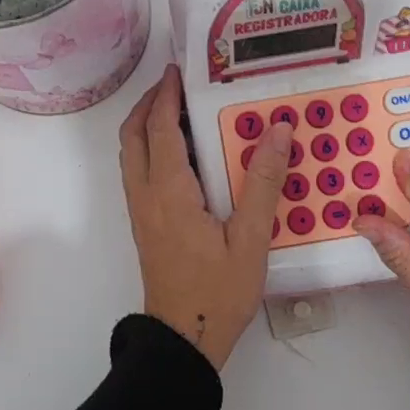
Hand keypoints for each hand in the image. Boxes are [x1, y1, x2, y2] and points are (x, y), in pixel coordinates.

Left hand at [119, 64, 290, 368]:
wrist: (183, 338)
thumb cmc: (218, 292)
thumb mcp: (251, 239)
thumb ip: (263, 182)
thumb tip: (277, 130)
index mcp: (169, 192)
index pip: (162, 129)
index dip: (168, 96)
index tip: (180, 71)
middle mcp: (146, 195)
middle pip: (134, 136)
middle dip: (150, 104)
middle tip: (177, 84)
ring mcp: (141, 211)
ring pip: (132, 155)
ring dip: (148, 126)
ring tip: (181, 111)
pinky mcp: (145, 225)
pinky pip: (139, 173)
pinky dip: (151, 149)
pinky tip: (184, 155)